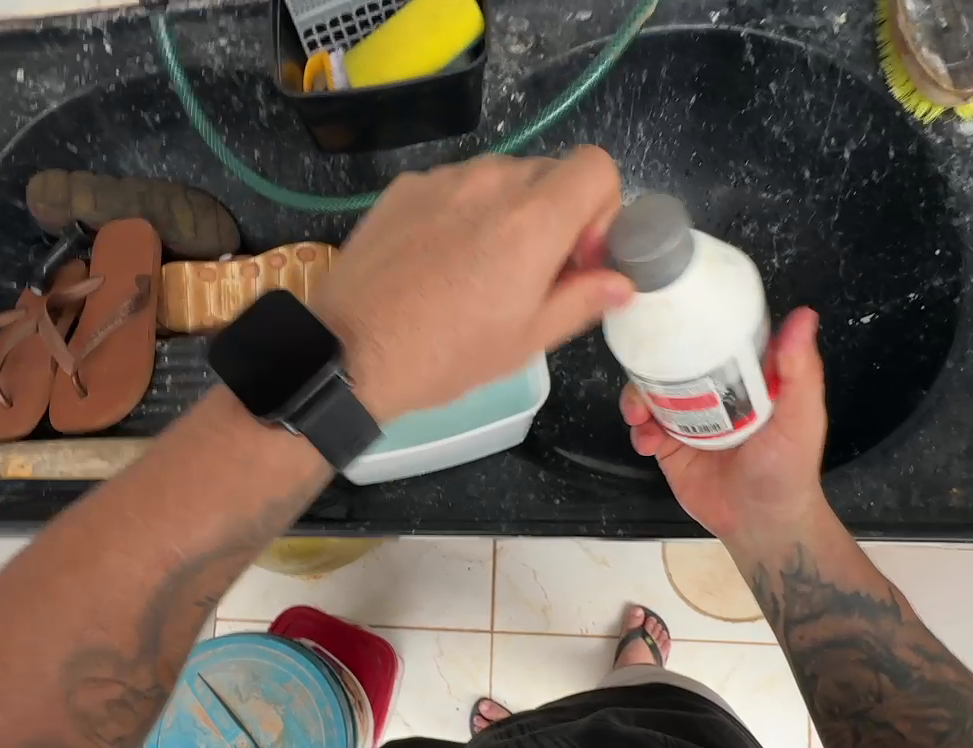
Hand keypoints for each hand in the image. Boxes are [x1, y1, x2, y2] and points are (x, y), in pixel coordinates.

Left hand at [314, 148, 634, 419]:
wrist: (350, 353)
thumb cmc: (446, 356)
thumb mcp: (525, 341)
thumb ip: (582, 300)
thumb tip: (621, 281)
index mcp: (533, 218)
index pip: (597, 167)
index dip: (600, 210)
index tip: (576, 257)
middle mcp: (492, 181)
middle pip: (549, 174)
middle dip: (554, 217)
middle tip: (527, 276)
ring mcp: (443, 180)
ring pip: (500, 180)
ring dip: (506, 215)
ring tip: (475, 272)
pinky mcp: (405, 187)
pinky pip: (454, 188)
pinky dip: (461, 214)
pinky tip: (435, 262)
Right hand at [619, 307, 829, 542]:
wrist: (760, 522)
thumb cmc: (787, 468)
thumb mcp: (800, 415)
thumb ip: (799, 369)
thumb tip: (803, 316)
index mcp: (745, 381)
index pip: (718, 343)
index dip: (696, 329)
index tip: (677, 320)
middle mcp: (714, 396)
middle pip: (675, 366)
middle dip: (653, 366)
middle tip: (645, 374)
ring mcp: (688, 422)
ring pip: (652, 396)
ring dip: (637, 399)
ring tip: (638, 414)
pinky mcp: (669, 449)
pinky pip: (644, 431)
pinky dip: (639, 432)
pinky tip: (648, 442)